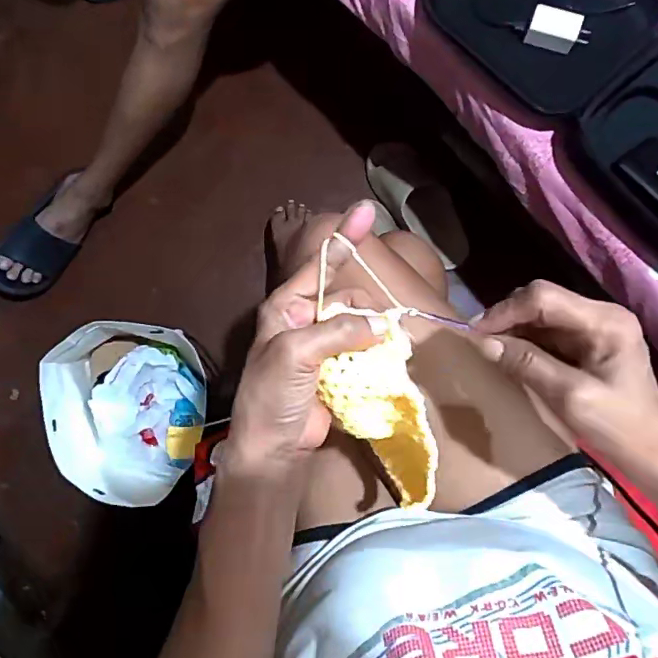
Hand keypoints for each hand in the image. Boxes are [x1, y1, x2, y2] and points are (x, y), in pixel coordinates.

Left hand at [225, 203, 382, 474]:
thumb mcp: (295, 355)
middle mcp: (305, 320)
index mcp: (286, 307)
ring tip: (380, 349)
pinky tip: (386, 360)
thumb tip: (381, 324)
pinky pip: (365, 349)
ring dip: (375, 332)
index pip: (319, 265)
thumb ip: (337, 332)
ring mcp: (323, 346)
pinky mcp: (339, 369)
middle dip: (364, 307)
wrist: (274, 447)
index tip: (366, 210)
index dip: (344, 238)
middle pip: (347, 296)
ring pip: (361, 323)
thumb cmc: (271, 396)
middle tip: (372, 334)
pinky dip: (378, 352)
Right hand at [473, 281, 657, 498]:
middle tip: (479, 342)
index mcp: (605, 321)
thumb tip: (484, 342)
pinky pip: (548, 331)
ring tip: (489, 348)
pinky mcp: (588, 343)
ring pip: (542, 314)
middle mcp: (602, 314)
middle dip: (508, 317)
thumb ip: (528, 364)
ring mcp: (596, 327)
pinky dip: (526, 340)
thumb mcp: (569, 396)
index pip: (544, 297)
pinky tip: (510, 355)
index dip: (506, 311)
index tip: (476, 334)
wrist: (650, 454)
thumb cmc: (617, 427)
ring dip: (514, 328)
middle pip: (542, 299)